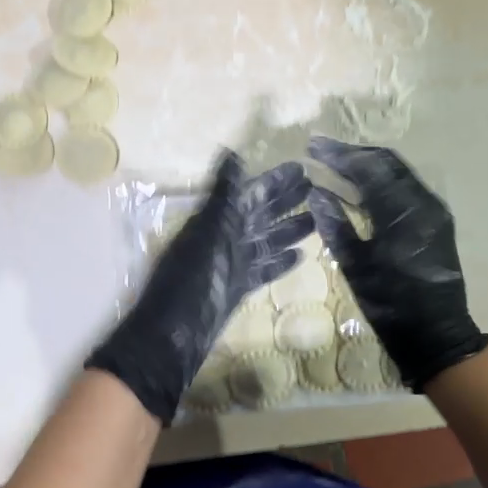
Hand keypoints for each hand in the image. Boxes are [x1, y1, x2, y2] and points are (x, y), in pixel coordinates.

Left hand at [86, 152, 313, 423]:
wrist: (172, 335)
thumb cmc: (190, 281)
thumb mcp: (208, 232)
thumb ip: (223, 195)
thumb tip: (232, 152)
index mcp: (215, 221)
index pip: (250, 193)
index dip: (274, 181)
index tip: (301, 168)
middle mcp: (223, 238)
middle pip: (260, 215)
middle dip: (285, 202)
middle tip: (315, 189)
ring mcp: (230, 265)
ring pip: (264, 242)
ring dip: (287, 231)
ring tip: (316, 222)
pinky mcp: (235, 289)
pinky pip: (261, 271)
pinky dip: (278, 263)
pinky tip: (300, 257)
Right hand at [306, 137, 487, 389]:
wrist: (436, 335)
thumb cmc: (392, 305)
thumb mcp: (357, 267)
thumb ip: (336, 225)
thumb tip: (316, 192)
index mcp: (405, 212)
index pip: (369, 168)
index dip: (339, 155)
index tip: (312, 147)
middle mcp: (425, 203)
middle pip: (387, 163)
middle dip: (354, 155)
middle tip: (322, 151)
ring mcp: (434, 211)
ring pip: (398, 174)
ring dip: (368, 167)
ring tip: (336, 165)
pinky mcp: (436, 222)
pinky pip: (406, 190)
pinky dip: (381, 183)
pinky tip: (360, 189)